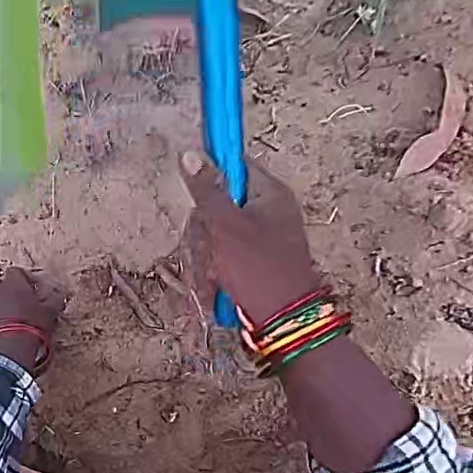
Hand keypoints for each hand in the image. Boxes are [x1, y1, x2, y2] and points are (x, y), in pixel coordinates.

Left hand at [0, 267, 64, 370]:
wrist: (10, 346)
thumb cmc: (32, 324)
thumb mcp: (50, 311)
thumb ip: (54, 299)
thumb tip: (58, 295)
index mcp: (14, 284)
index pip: (16, 271)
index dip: (26, 278)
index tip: (35, 287)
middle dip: (9, 288)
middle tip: (22, 297)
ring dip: (3, 303)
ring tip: (17, 314)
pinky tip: (9, 326)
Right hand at [180, 150, 320, 326]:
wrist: (282, 318)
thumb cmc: (257, 267)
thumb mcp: (226, 225)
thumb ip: (207, 190)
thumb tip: (190, 154)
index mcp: (271, 193)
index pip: (236, 163)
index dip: (211, 170)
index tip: (192, 186)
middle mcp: (270, 210)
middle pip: (221, 198)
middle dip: (205, 222)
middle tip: (207, 240)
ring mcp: (262, 235)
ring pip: (217, 227)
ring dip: (207, 247)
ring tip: (213, 266)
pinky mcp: (253, 257)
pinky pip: (223, 249)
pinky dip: (215, 262)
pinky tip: (216, 278)